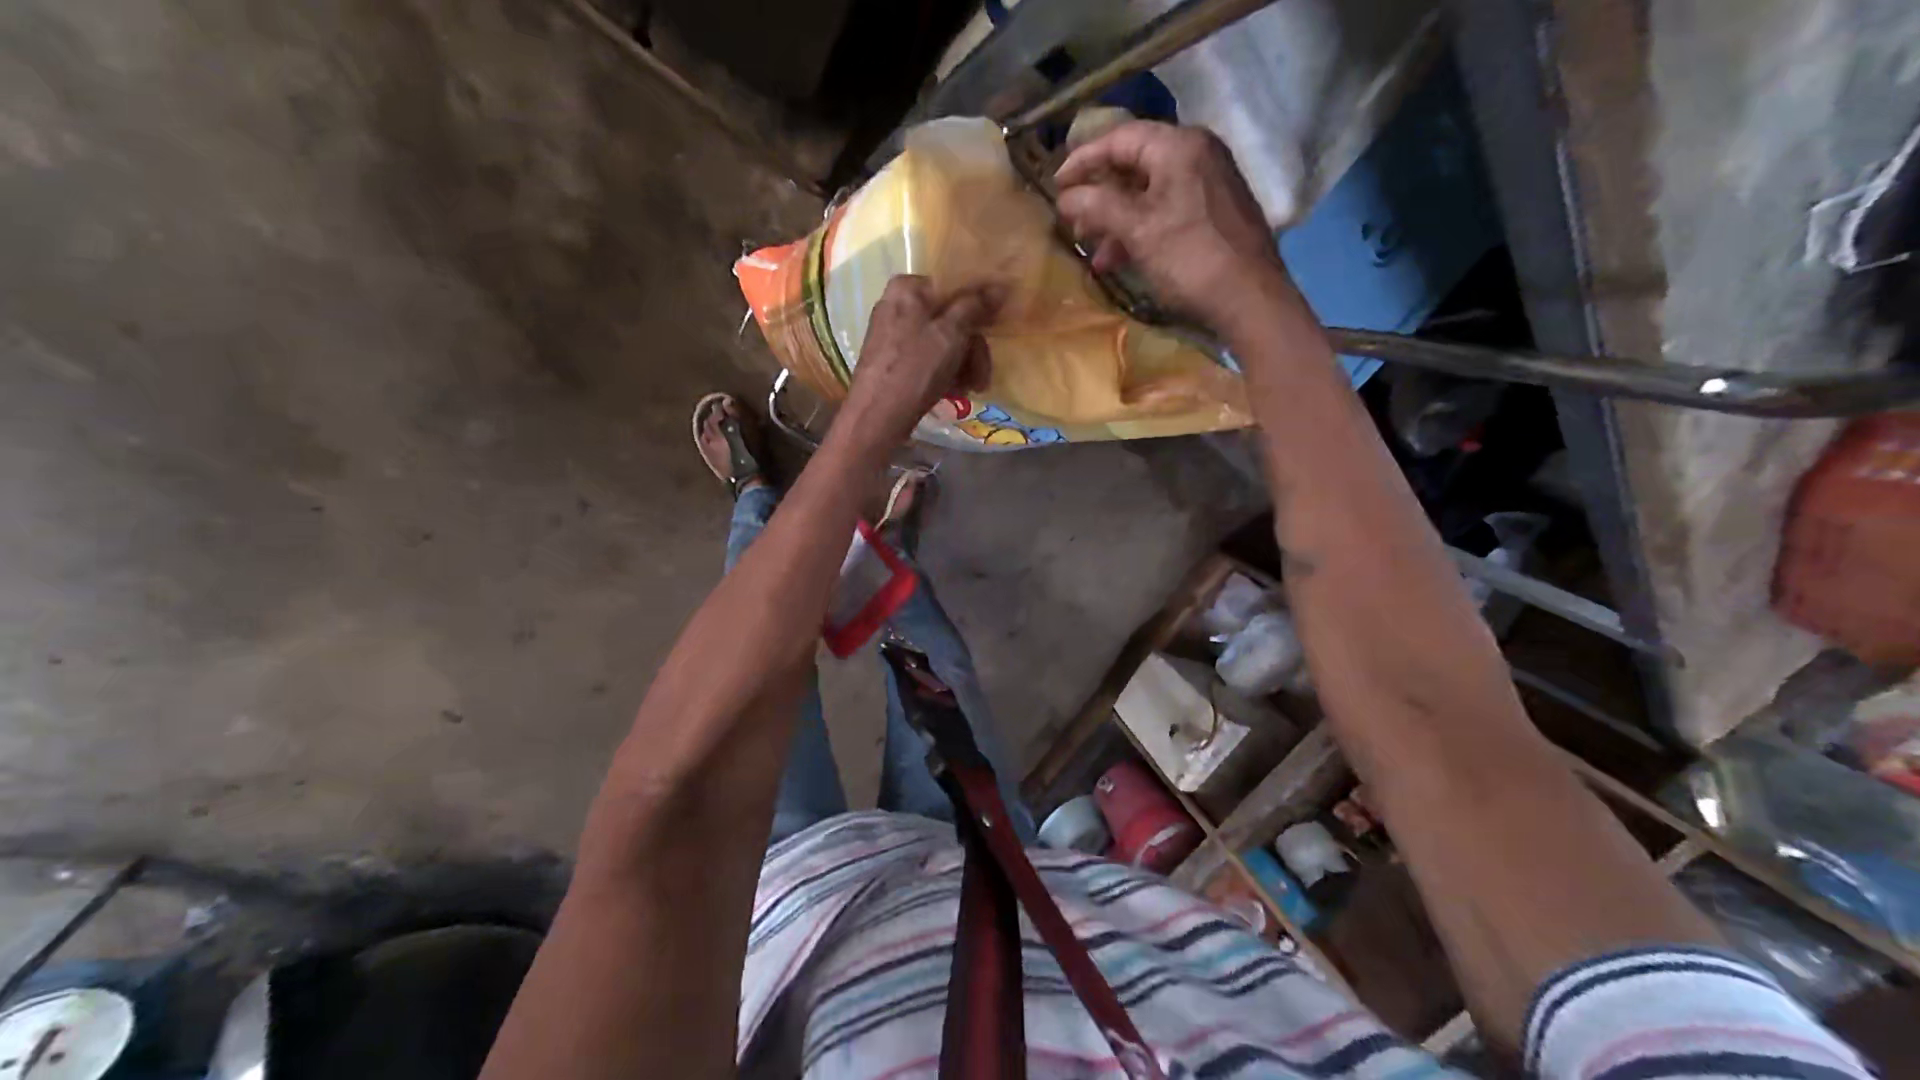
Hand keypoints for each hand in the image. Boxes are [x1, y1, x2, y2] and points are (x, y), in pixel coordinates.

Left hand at [836, 275, 997, 453]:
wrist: (877, 416)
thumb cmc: (915, 368)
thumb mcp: (951, 334)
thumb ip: (974, 306)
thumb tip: (998, 286)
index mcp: (907, 288)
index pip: (953, 288)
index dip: (979, 309)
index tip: (994, 331)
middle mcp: (897, 305)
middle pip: (949, 318)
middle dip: (971, 348)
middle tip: (981, 376)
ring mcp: (892, 334)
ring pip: (941, 341)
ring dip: (962, 365)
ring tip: (971, 388)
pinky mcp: (892, 361)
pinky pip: (927, 359)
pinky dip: (944, 373)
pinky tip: (954, 391)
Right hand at [1055, 121, 1293, 330]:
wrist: (1250, 299)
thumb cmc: (1190, 258)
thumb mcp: (1137, 230)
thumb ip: (1098, 206)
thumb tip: (1064, 196)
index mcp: (1180, 146)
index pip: (1120, 138)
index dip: (1083, 161)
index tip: (1055, 185)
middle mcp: (1198, 154)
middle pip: (1135, 164)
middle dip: (1099, 195)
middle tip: (1072, 221)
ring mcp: (1210, 182)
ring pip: (1149, 192)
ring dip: (1116, 220)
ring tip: (1095, 252)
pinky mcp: (1215, 212)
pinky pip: (1167, 210)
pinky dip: (1140, 230)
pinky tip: (1122, 259)